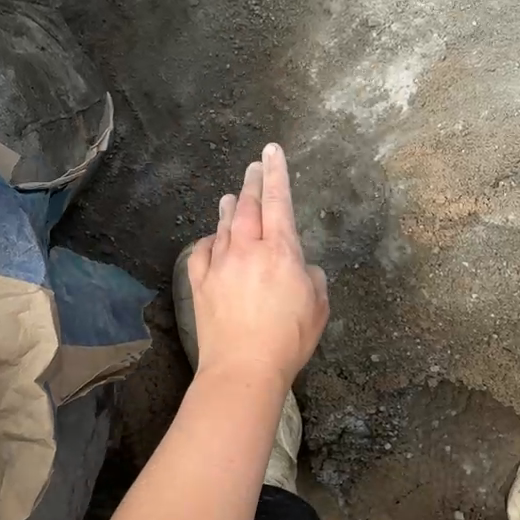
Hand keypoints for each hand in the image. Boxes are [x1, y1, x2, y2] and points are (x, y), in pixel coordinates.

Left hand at [186, 144, 328, 389]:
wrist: (242, 368)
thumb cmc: (288, 338)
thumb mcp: (319, 305)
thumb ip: (312, 277)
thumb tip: (300, 267)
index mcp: (281, 251)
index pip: (278, 200)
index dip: (277, 173)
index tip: (273, 151)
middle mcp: (248, 249)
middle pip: (248, 205)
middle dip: (253, 181)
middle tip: (255, 164)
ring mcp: (220, 264)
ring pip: (224, 224)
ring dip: (230, 206)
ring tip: (232, 195)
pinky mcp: (201, 283)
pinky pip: (203, 251)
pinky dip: (211, 239)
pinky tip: (214, 239)